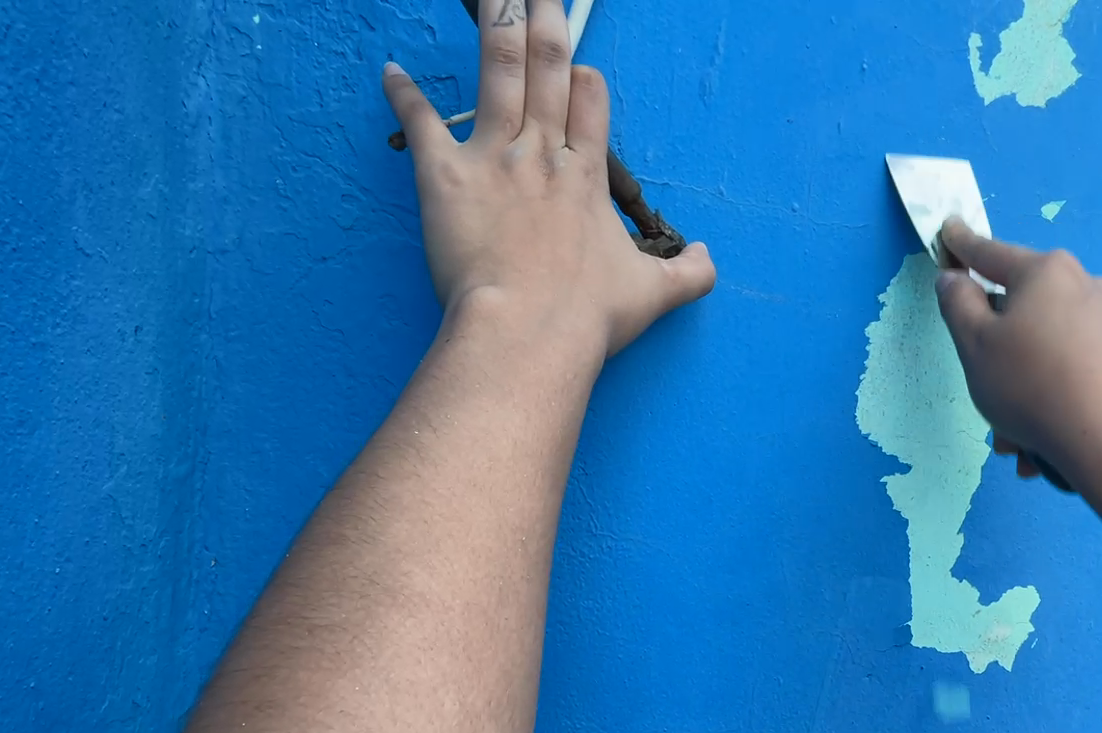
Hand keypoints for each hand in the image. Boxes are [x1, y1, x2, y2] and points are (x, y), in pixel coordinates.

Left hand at [382, 0, 715, 361]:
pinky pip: (421, 122)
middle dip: (544, 22)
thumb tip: (709, 260)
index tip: (579, 71)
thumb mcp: (654, 295)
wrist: (529, 333)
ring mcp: (493, 157)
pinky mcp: (444, 176)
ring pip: (497, 69)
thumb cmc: (589, 315)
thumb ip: (689, 275)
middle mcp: (542, 152)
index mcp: (587, 175)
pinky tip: (392, 72)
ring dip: (495, 24)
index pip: (589, 100)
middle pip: (546, 66)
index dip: (584, 80)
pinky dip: (404, 95)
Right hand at [933, 218, 1101, 499]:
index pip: (990, 254)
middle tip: (988, 401)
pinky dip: (1056, 403)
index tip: (949, 231)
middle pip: (1024, 314)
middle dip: (999, 358)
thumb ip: (957, 306)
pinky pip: (1078, 376)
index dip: (962, 247)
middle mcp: (1086, 287)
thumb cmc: (1032, 386)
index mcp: (1045, 274)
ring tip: (1019, 442)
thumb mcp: (975, 347)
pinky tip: (1047, 444)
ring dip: (1025, 392)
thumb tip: (954, 278)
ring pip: (1050, 353)